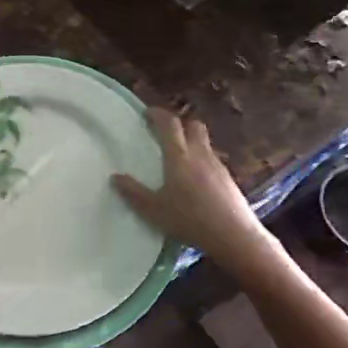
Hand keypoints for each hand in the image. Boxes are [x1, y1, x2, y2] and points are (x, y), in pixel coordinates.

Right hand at [113, 108, 275, 267]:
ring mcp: (217, 164)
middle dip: (180, 123)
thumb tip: (115, 177)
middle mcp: (200, 154)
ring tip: (179, 158)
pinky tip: (196, 179)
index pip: (169, 124)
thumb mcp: (154, 210)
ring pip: (204, 142)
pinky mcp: (228, 177)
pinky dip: (202, 160)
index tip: (148, 113)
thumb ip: (134, 193)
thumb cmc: (189, 219)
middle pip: (193, 125)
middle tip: (166, 133)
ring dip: (192, 141)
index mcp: (179, 156)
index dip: (158, 114)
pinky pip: (212, 159)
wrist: (232, 234)